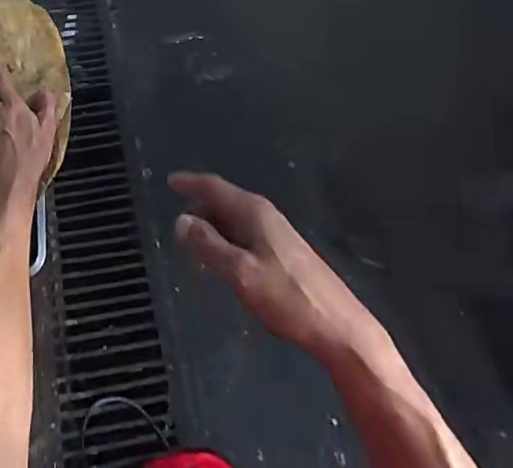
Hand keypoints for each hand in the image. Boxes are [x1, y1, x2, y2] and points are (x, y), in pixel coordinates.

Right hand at [170, 171, 388, 365]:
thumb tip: (180, 219)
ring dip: (211, 231)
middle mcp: (265, 215)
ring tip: (194, 252)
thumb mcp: (241, 273)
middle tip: (177, 232)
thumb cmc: (289, 299)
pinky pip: (244, 236)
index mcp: (253, 212)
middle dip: (198, 212)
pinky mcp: (284, 254)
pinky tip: (223, 264)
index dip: (190, 183)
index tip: (169, 181)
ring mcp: (277, 234)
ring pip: (234, 221)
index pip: (214, 187)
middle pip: (223, 203)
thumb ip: (208, 245)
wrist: (343, 332)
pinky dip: (227, 243)